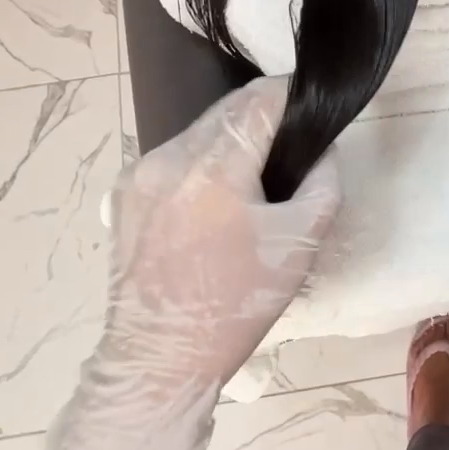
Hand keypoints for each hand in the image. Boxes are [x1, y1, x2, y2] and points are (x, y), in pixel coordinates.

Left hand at [44, 77, 339, 449]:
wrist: (161, 357)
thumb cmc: (240, 303)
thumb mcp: (301, 244)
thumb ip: (322, 182)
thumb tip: (322, 149)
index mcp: (215, 168)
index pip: (259, 100)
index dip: (291, 92)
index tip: (312, 100)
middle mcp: (170, 158)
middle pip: (227, 110)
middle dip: (264, 114)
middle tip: (294, 139)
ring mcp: (140, 174)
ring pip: (199, 131)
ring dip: (233, 137)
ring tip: (258, 170)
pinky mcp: (125, 194)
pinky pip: (175, 157)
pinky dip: (204, 160)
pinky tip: (219, 195)